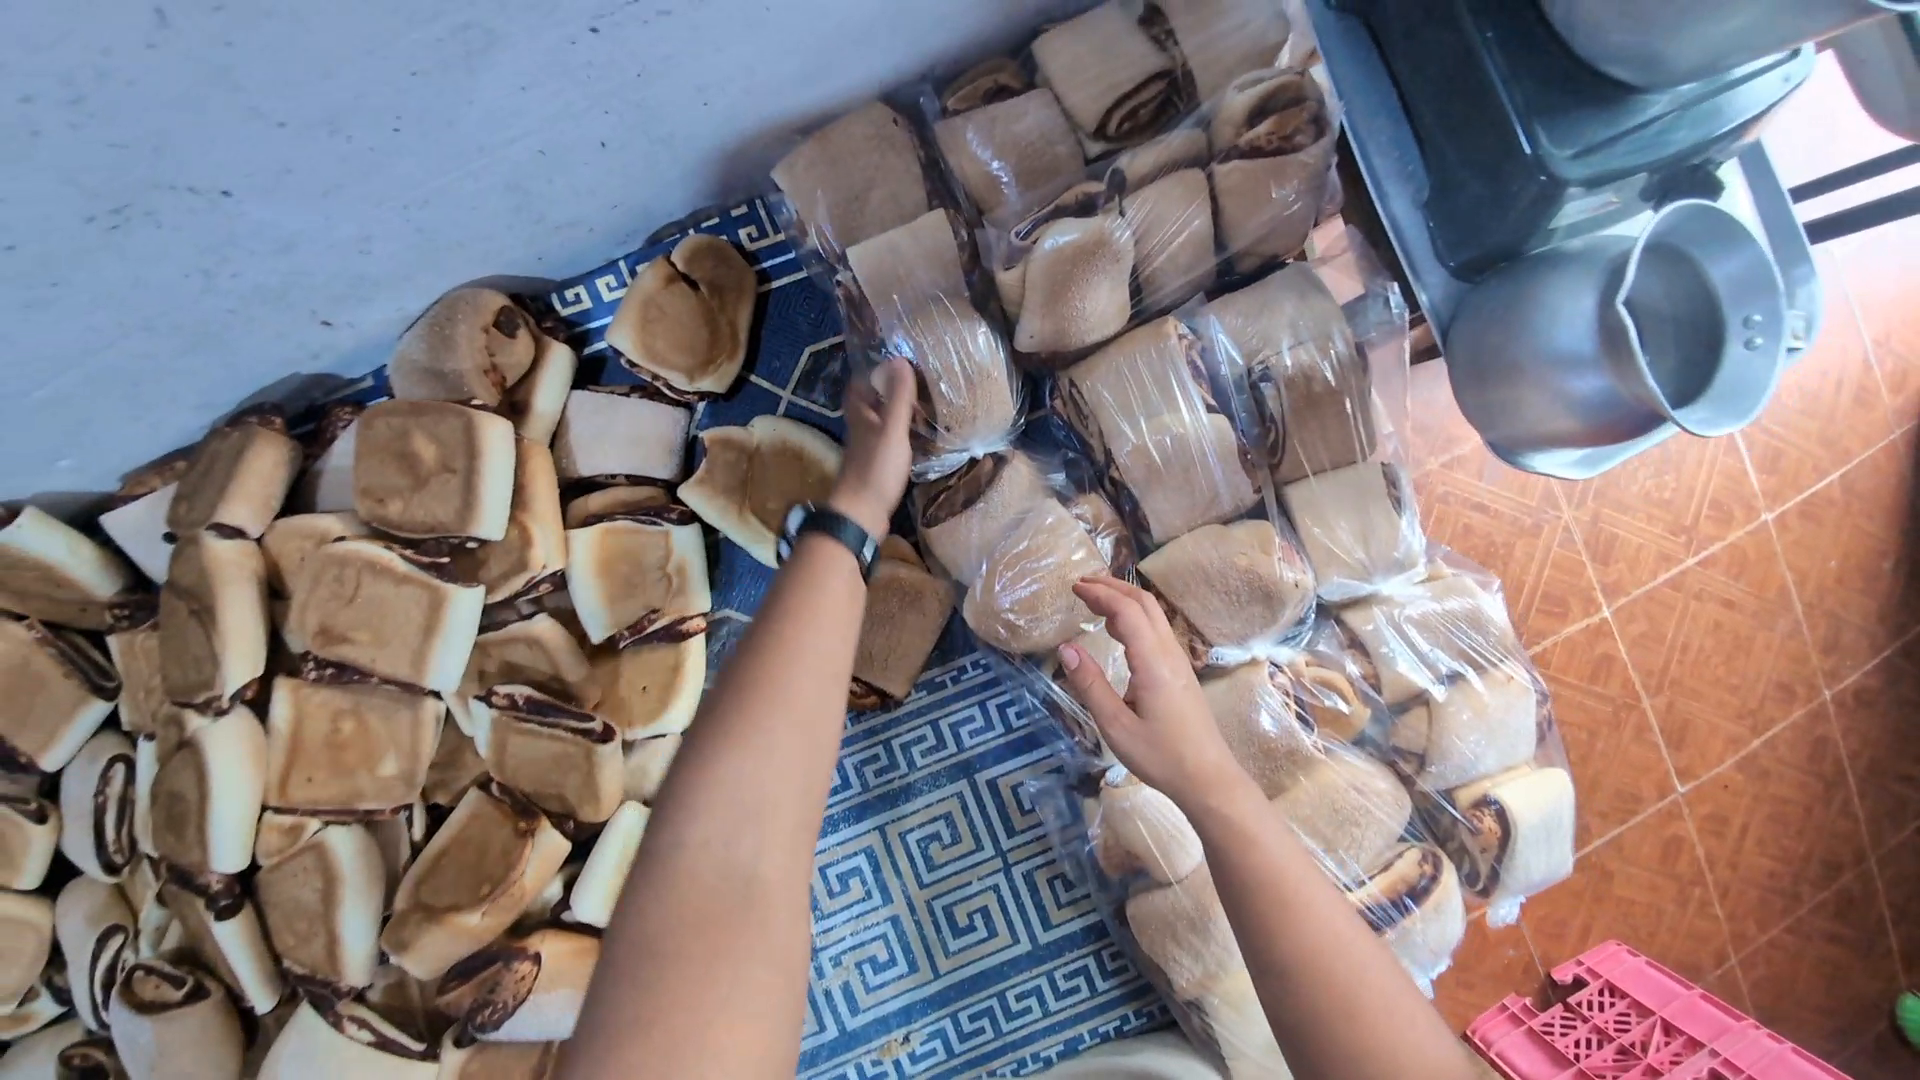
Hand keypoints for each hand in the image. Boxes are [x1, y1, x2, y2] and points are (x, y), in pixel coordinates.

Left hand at [829, 356, 915, 538]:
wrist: (861, 514)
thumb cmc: (876, 469)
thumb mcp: (892, 429)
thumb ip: (898, 397)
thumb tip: (900, 360)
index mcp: (860, 416)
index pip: (858, 386)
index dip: (871, 373)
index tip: (894, 364)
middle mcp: (860, 430)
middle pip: (869, 405)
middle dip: (886, 393)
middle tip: (914, 385)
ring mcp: (867, 452)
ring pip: (879, 426)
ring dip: (895, 417)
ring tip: (921, 408)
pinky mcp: (875, 469)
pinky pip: (888, 445)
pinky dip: (900, 439)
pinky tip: (917, 440)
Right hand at [1055, 576, 1249, 811]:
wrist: (1208, 778)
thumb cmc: (1160, 756)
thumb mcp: (1116, 726)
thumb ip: (1090, 685)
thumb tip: (1066, 649)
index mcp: (1153, 662)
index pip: (1127, 611)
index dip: (1100, 593)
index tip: (1074, 587)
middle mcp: (1169, 653)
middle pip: (1144, 603)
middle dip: (1112, 587)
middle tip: (1082, 585)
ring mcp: (1179, 661)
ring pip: (1153, 615)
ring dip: (1124, 600)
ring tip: (1093, 601)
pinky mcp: (1181, 672)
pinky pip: (1157, 630)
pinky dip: (1133, 617)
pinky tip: (1116, 631)